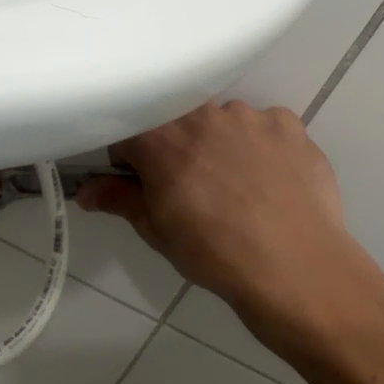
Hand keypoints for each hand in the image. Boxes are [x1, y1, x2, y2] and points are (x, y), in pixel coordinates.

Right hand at [77, 102, 383, 365]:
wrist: (298, 270)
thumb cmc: (214, 253)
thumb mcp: (157, 231)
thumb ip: (119, 200)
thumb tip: (85, 191)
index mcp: (158, 137)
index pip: (128, 132)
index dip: (130, 160)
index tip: (142, 184)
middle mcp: (200, 113)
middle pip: (176, 121)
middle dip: (177, 148)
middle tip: (191, 189)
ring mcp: (248, 116)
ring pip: (222, 122)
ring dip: (220, 144)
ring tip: (238, 189)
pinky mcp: (289, 126)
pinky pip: (265, 127)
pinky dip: (261, 147)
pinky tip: (270, 181)